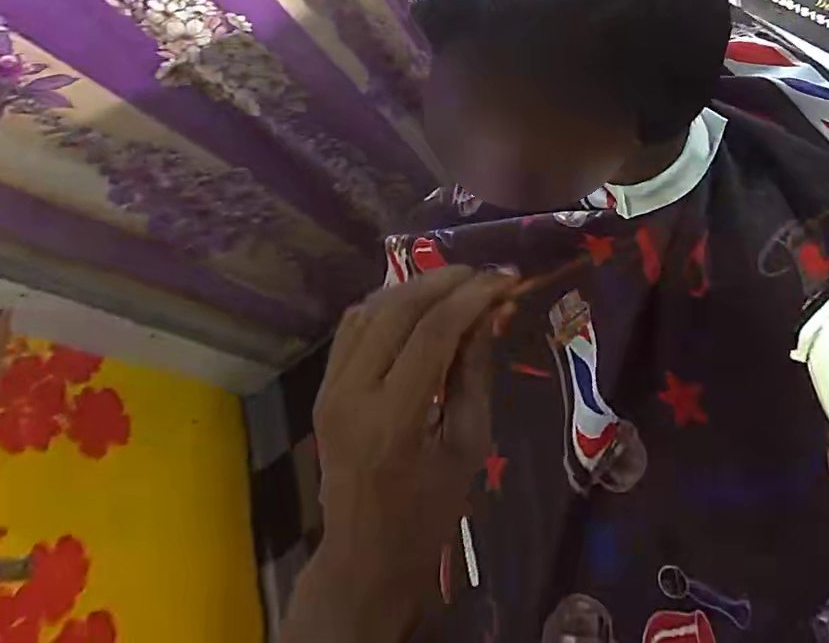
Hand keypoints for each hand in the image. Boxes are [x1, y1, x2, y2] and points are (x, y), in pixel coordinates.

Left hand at [281, 266, 515, 642]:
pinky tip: (416, 301)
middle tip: (484, 273)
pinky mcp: (322, 386)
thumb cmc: (429, 510)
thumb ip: (475, 371)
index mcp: (393, 419)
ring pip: (371, 308)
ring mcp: (329, 387)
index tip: (506, 279)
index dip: (473, 296)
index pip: (434, 332)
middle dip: (446, 280)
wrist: (364, 555)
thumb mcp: (469, 443)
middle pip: (399, 309)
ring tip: (457, 282)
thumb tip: (490, 311)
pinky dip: (387, 303)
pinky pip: (353, 325)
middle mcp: (352, 393)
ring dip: (416, 286)